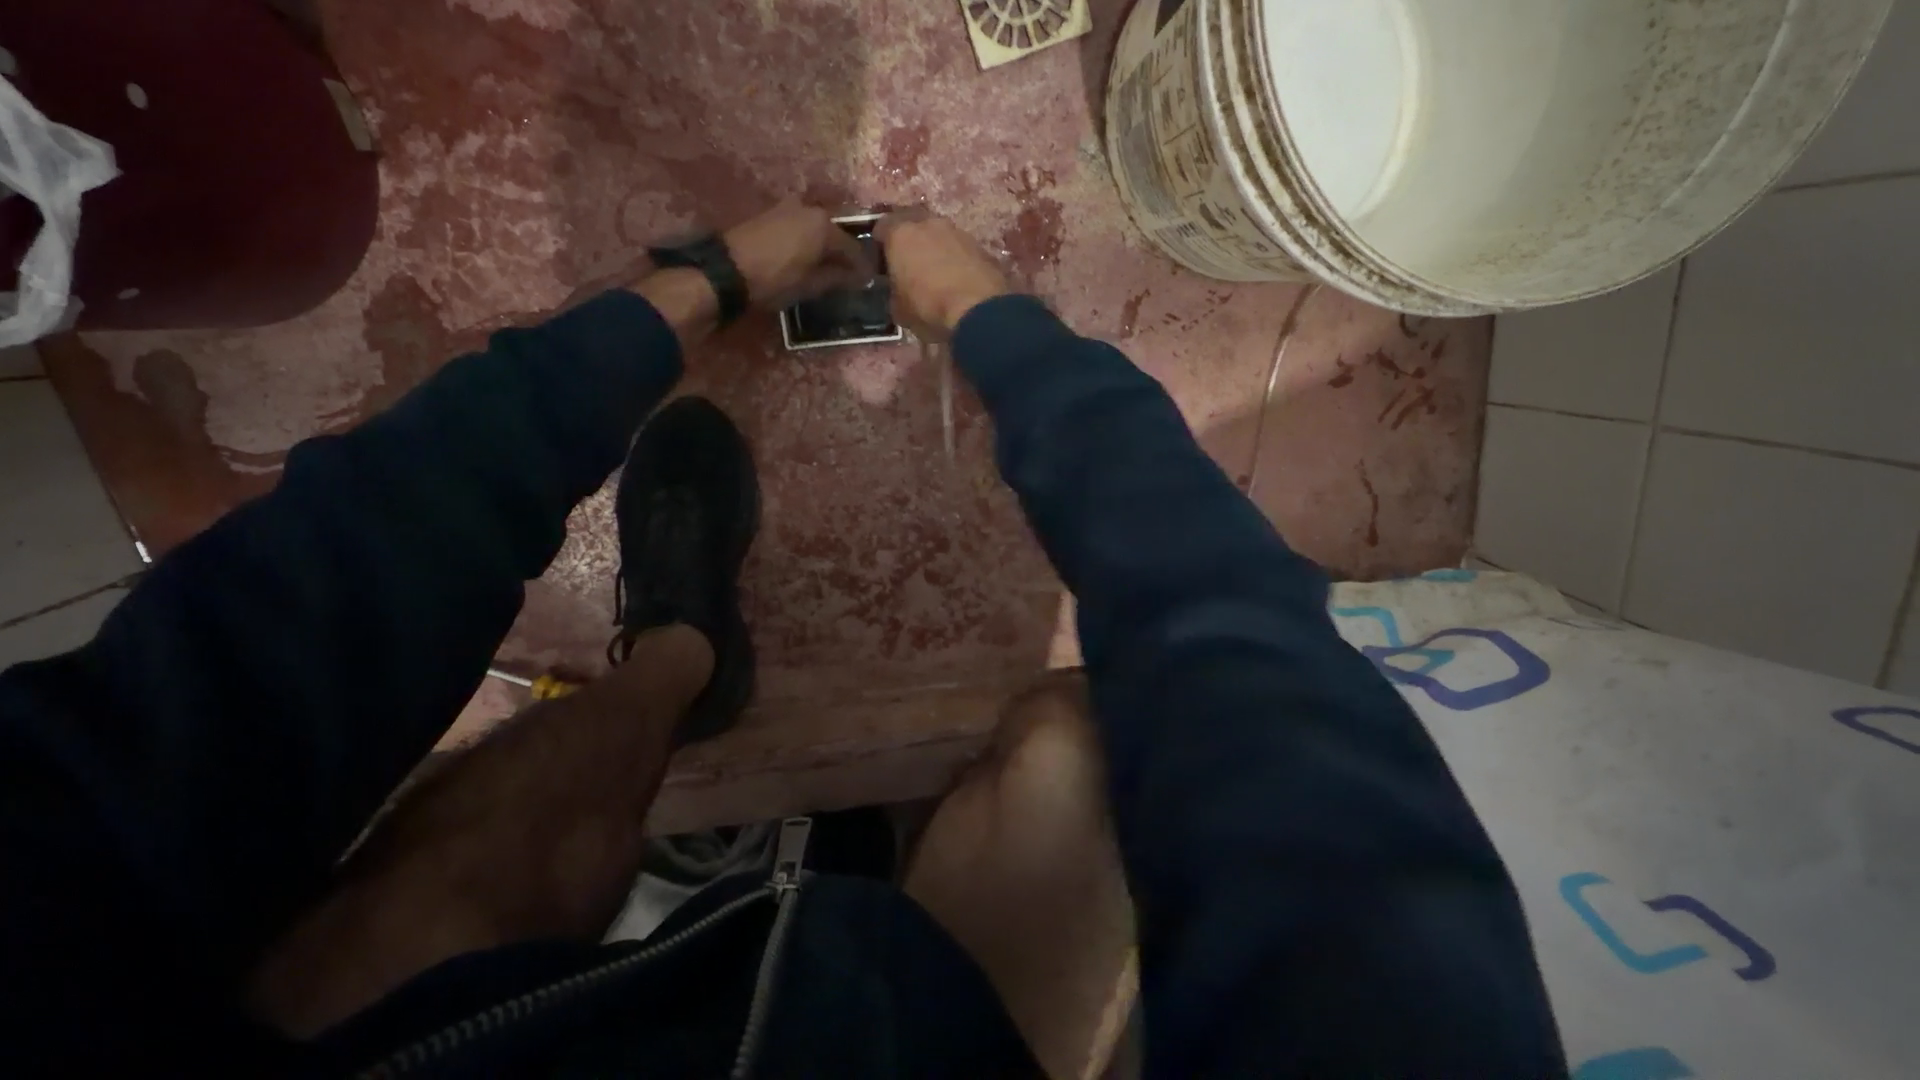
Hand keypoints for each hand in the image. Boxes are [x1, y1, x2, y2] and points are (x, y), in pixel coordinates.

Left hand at [722, 197, 870, 309]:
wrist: (726, 269)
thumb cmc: (774, 280)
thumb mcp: (810, 285)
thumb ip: (838, 278)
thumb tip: (859, 277)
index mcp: (824, 225)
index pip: (853, 248)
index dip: (862, 266)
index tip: (868, 281)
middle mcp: (810, 209)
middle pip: (836, 231)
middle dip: (844, 251)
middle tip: (849, 271)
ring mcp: (789, 207)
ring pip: (817, 226)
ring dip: (825, 243)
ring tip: (828, 263)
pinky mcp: (772, 212)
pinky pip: (801, 224)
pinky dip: (809, 238)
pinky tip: (808, 254)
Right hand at [875, 209, 1011, 341]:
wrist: (978, 309)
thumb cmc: (928, 307)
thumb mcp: (898, 309)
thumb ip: (894, 291)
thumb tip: (898, 290)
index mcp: (900, 234)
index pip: (882, 226)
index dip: (880, 243)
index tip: (881, 260)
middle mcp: (928, 223)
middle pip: (912, 222)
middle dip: (908, 239)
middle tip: (907, 260)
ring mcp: (957, 231)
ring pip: (938, 233)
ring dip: (934, 247)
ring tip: (934, 270)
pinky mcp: (979, 245)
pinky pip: (959, 248)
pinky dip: (955, 258)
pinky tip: (956, 278)